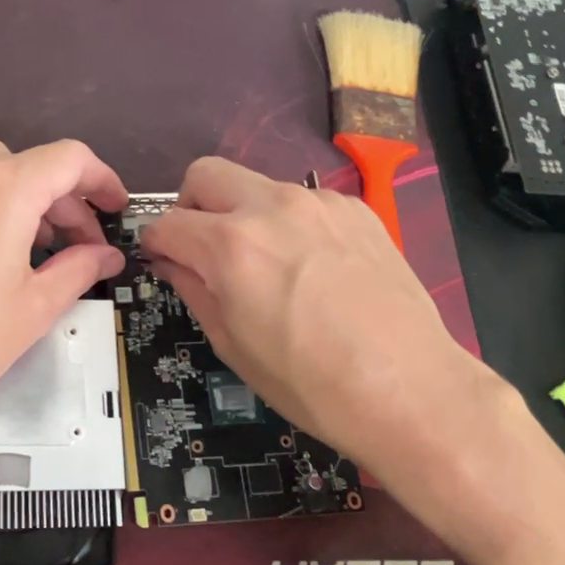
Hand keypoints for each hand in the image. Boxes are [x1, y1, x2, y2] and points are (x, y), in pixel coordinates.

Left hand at [0, 139, 128, 540]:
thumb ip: (78, 270)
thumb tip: (106, 255)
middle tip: (77, 246)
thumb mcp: (32, 311)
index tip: (115, 210)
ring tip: (31, 252)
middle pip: (27, 164)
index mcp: (2, 190)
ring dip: (21, 201)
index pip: (69, 158)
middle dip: (62, 199)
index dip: (102, 180)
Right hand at [138, 157, 503, 490]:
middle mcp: (270, 206)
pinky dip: (289, 224)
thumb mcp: (232, 344)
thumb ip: (194, 290)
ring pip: (256, 185)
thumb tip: (173, 263)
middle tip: (202, 249)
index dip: (154, 245)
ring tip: (266, 265)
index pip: (166, 223)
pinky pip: (302, 202)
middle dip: (190, 207)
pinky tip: (312, 269)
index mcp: (231, 245)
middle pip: (204, 175)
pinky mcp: (355, 210)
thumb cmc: (310, 384)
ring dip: (242, 214)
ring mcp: (318, 203)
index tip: (162, 262)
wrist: (410, 390)